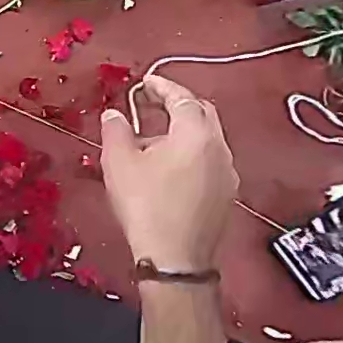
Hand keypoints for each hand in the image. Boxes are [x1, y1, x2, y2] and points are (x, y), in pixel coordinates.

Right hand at [99, 75, 238, 271]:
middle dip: (177, 104)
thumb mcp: (119, 162)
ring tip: (152, 139)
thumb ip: (116, 129)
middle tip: (151, 104)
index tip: (144, 82)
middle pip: (202, 113)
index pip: (182, 97)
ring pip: (207, 138)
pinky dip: (191, 151)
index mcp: (196, 134)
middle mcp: (219, 148)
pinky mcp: (227, 195)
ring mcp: (227, 173)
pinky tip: (168, 167)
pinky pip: (209, 159)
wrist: (175, 260)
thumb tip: (115, 114)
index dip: (162, 86)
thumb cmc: (145, 204)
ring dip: (183, 129)